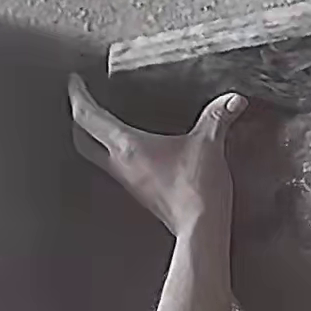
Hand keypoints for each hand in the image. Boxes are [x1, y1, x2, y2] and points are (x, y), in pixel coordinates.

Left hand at [69, 75, 246, 235]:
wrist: (201, 230)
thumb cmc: (197, 188)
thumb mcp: (209, 146)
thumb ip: (218, 118)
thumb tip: (235, 99)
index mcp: (127, 146)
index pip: (86, 115)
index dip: (77, 94)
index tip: (75, 81)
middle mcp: (120, 165)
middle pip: (82, 140)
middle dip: (79, 121)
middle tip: (84, 105)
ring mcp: (130, 184)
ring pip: (98, 158)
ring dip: (96, 142)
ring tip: (105, 128)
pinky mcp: (143, 197)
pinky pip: (119, 172)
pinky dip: (118, 159)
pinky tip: (135, 156)